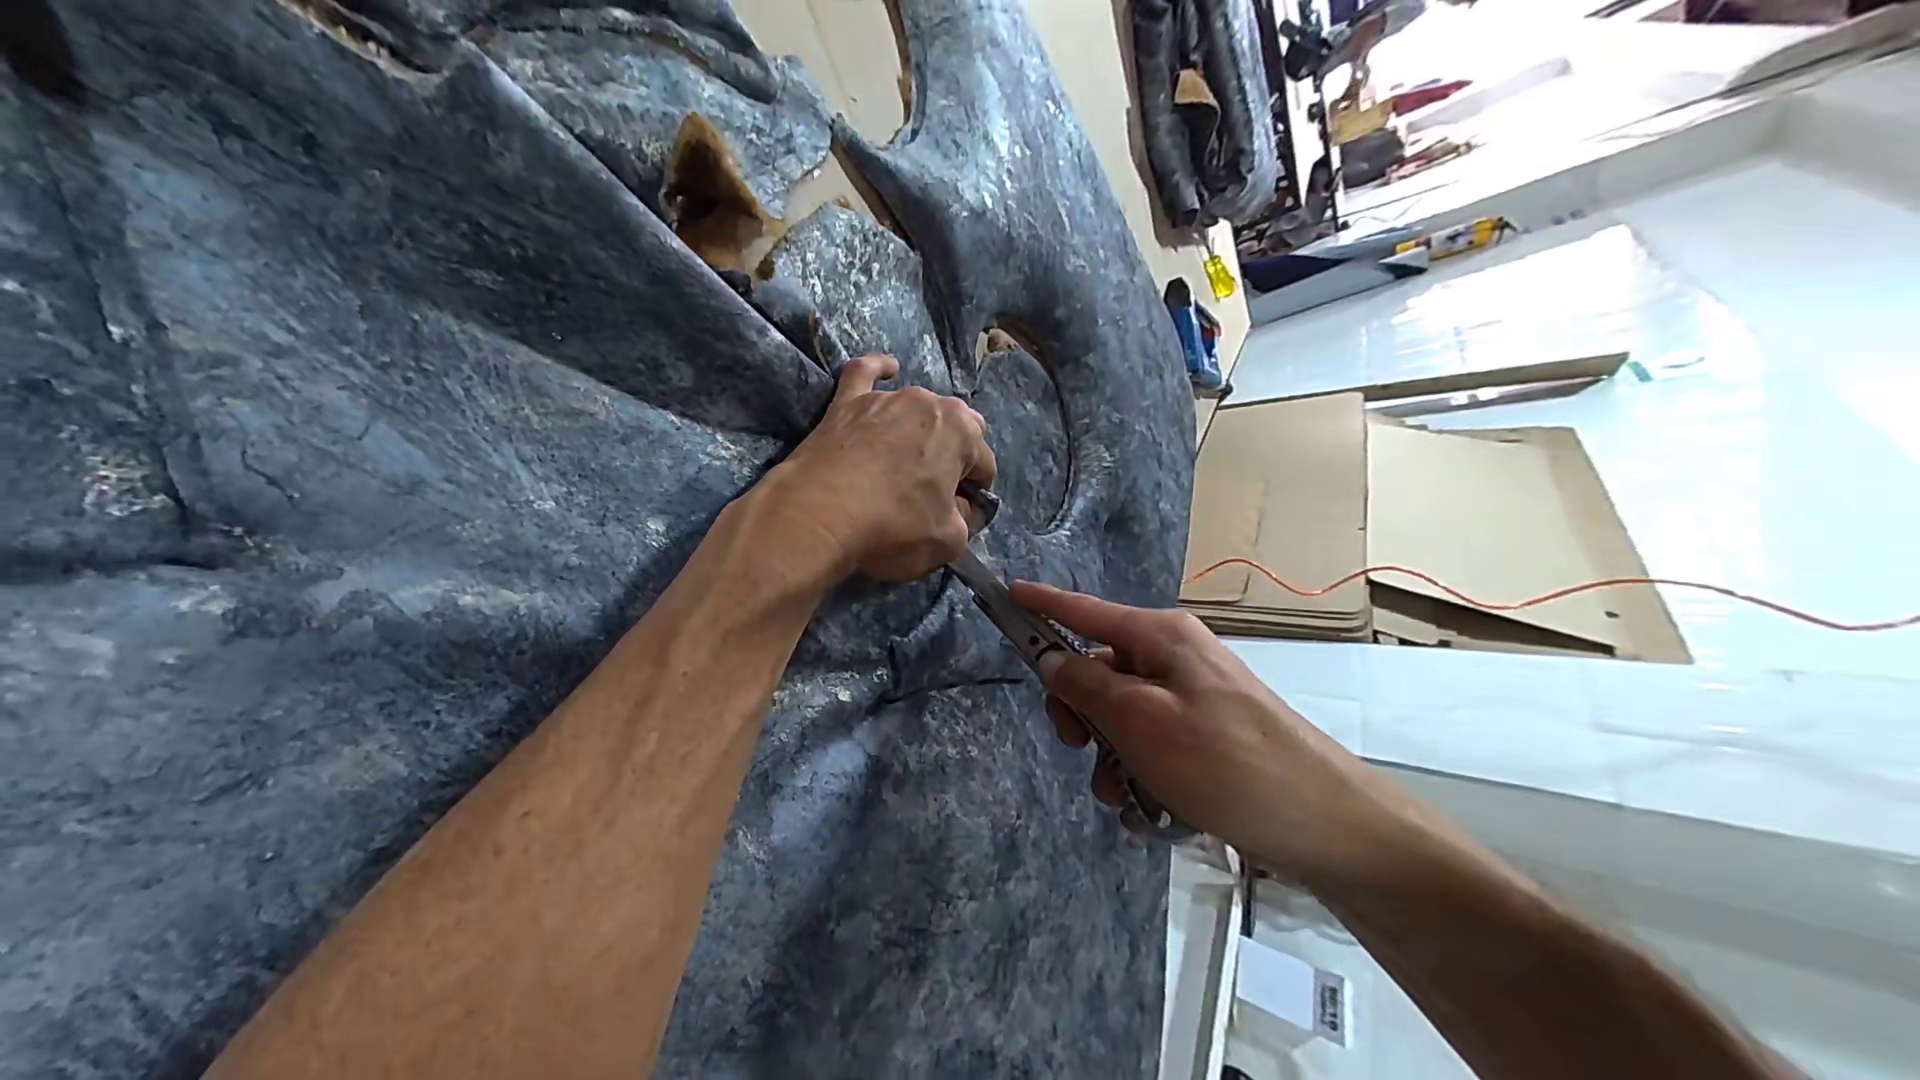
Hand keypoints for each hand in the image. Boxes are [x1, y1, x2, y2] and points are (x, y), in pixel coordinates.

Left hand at [764, 354, 996, 583]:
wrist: (818, 514)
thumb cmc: (893, 525)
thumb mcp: (949, 539)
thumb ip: (968, 520)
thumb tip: (965, 509)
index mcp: (962, 432)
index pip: (983, 463)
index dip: (977, 492)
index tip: (963, 512)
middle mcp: (928, 404)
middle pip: (956, 428)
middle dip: (955, 455)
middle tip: (936, 490)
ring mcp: (885, 398)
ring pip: (916, 408)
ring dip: (920, 430)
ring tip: (908, 459)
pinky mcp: (847, 402)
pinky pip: (865, 374)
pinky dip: (878, 370)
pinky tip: (888, 368)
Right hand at [1011, 582, 1387, 878]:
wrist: (1325, 824)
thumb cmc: (1225, 762)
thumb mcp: (1141, 721)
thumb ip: (1086, 685)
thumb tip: (1049, 658)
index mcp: (1159, 636)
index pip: (1085, 610)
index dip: (1042, 604)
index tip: (1006, 594)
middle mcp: (1173, 656)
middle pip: (1097, 669)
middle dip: (1080, 712)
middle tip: (1079, 749)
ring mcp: (1191, 696)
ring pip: (1119, 715)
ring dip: (1109, 756)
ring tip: (1126, 798)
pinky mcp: (1204, 735)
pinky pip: (1149, 743)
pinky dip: (1139, 773)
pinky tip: (1151, 810)